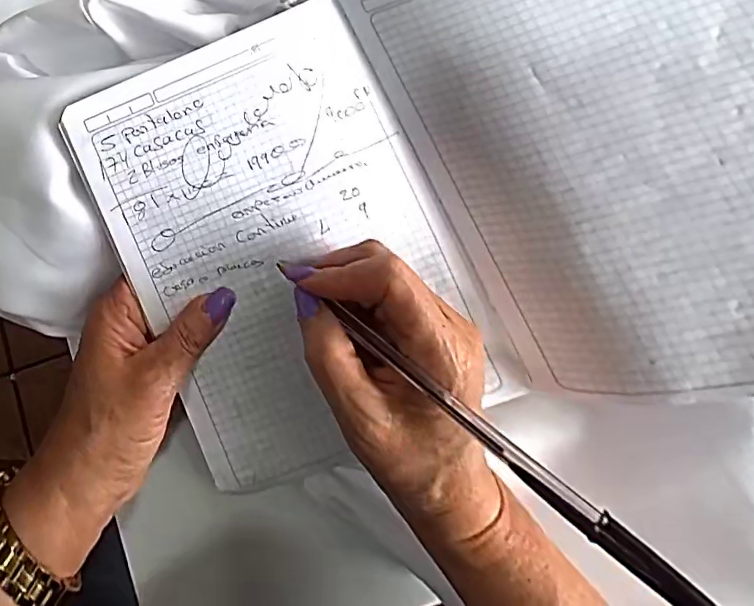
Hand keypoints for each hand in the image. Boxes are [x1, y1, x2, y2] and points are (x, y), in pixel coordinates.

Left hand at [4, 279, 234, 576]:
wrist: (83, 489)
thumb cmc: (99, 437)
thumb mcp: (152, 380)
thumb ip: (188, 337)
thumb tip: (218, 300)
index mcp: (114, 314)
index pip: (152, 268)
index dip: (185, 256)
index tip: (219, 246)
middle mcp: (123, 325)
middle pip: (167, 292)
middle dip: (200, 286)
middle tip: (240, 271)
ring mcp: (137, 349)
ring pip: (176, 320)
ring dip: (202, 316)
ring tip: (240, 299)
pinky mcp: (148, 372)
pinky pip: (179, 345)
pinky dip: (199, 343)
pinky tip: (224, 339)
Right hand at [285, 241, 502, 542]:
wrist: (448, 486)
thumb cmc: (412, 462)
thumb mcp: (357, 415)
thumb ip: (327, 352)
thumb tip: (308, 300)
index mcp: (439, 349)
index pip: (390, 279)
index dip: (340, 273)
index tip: (303, 283)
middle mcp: (451, 326)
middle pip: (387, 266)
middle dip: (337, 271)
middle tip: (302, 290)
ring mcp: (445, 321)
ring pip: (385, 273)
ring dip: (345, 282)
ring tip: (322, 312)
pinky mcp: (432, 322)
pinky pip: (389, 289)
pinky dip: (357, 294)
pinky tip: (343, 322)